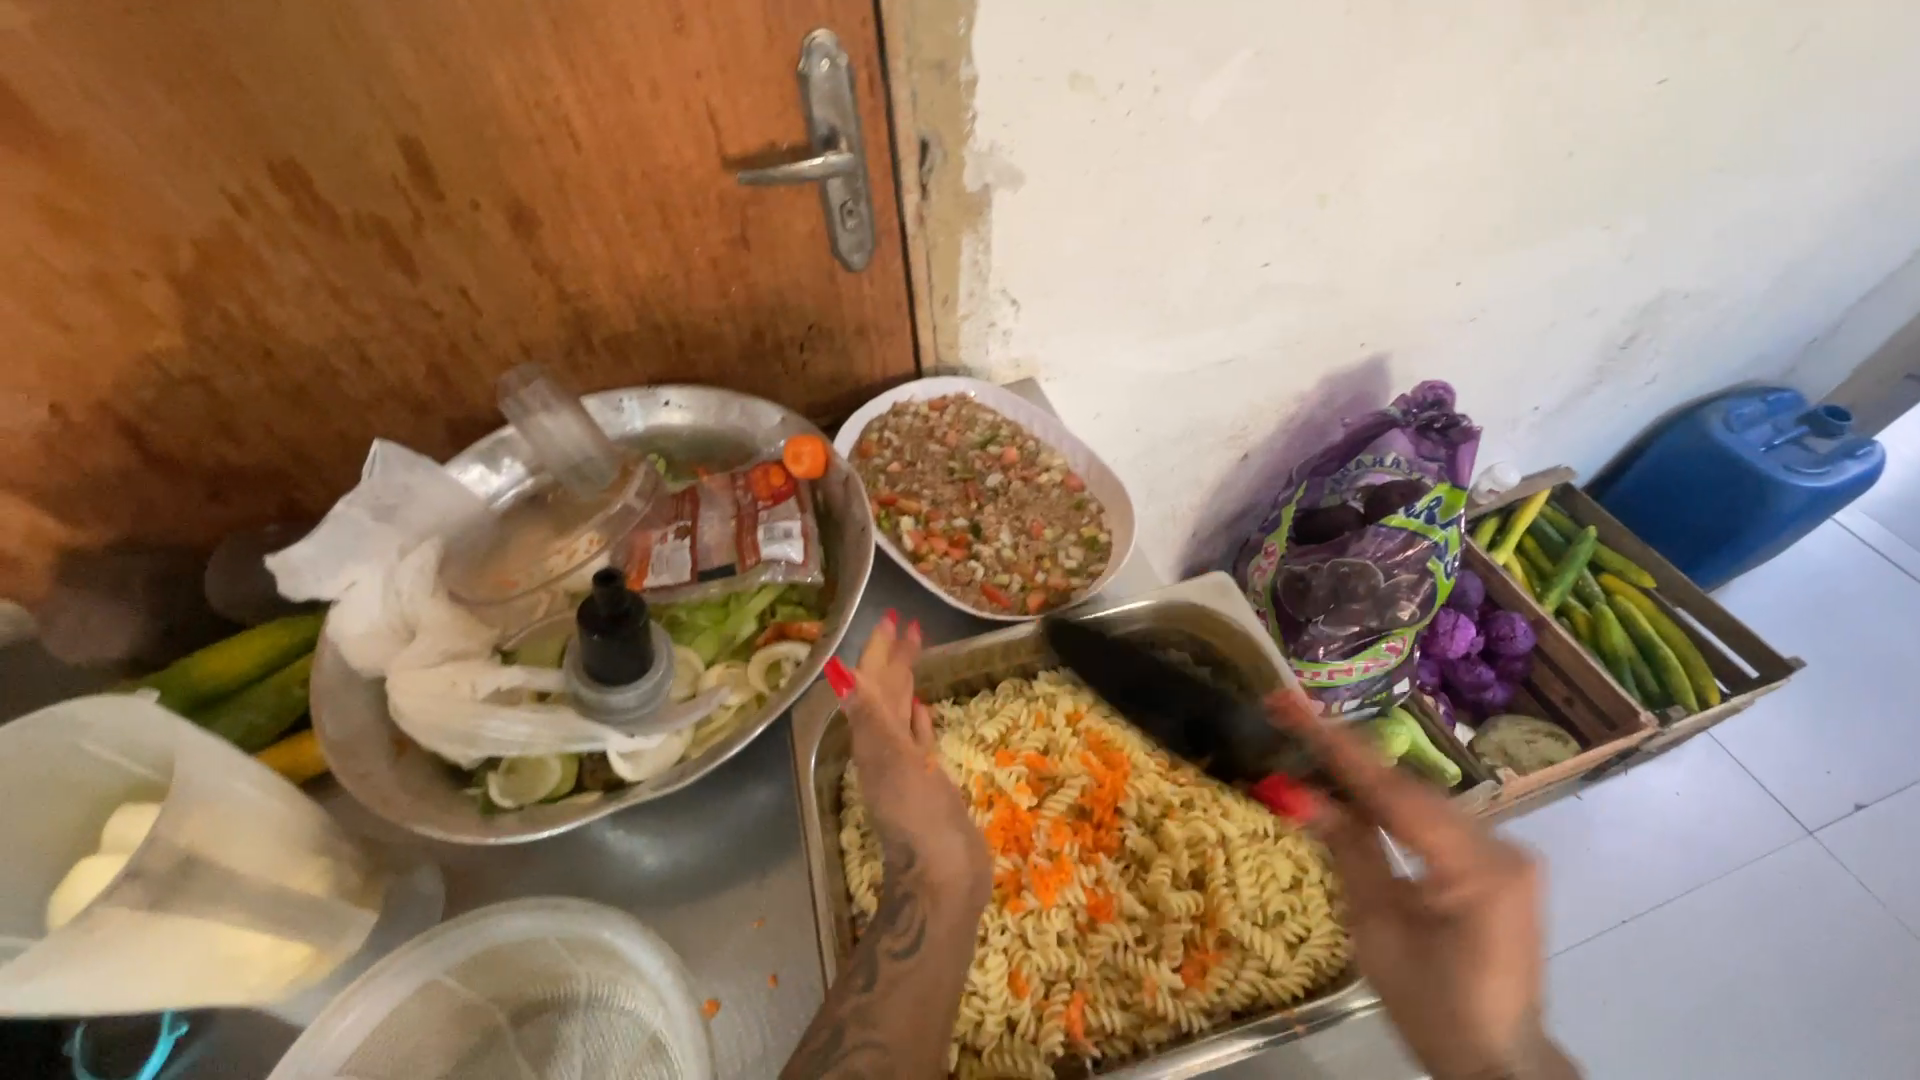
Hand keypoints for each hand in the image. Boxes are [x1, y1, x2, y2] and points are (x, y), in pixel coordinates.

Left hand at [841, 613, 990, 908]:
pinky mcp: (927, 782)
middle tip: (910, 625)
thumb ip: (870, 716)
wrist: (943, 879)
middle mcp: (883, 748)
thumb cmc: (920, 818)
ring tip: (917, 653)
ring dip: (907, 682)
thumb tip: (839, 673)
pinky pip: (917, 740)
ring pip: (901, 712)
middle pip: (885, 693)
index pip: (871, 683)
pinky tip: (924, 709)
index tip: (894, 619)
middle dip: (895, 658)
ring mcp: (904, 766)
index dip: (880, 652)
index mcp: (872, 739)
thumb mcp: (892, 762)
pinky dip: (919, 720)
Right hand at [1266, 691, 1576, 1079]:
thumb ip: (1347, 849)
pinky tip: (1346, 782)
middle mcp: (1501, 844)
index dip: (1335, 746)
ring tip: (1303, 736)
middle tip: (1285, 713)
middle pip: (1406, 786)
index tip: (1291, 705)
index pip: (1393, 791)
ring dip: (1360, 772)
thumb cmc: (1432, 1007)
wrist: (1500, 1059)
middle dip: (1342, 751)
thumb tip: (1296, 790)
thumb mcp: (1376, 929)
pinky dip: (1384, 799)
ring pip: (1416, 796)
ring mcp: (1503, 849)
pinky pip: (1429, 816)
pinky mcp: (1495, 858)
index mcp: (1477, 867)